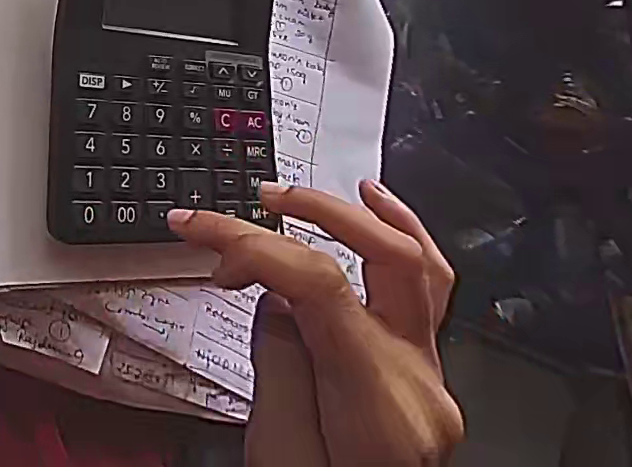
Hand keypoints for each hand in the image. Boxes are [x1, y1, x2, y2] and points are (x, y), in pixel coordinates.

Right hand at [168, 180, 461, 466]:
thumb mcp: (280, 454)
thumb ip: (279, 361)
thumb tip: (275, 295)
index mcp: (382, 409)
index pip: (323, 285)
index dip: (255, 246)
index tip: (204, 235)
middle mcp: (418, 382)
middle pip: (383, 257)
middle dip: (312, 212)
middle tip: (253, 204)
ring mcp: (427, 372)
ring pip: (417, 261)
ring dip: (356, 214)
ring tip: (308, 191)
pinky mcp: (418, 365)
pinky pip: (426, 283)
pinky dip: (399, 232)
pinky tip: (377, 204)